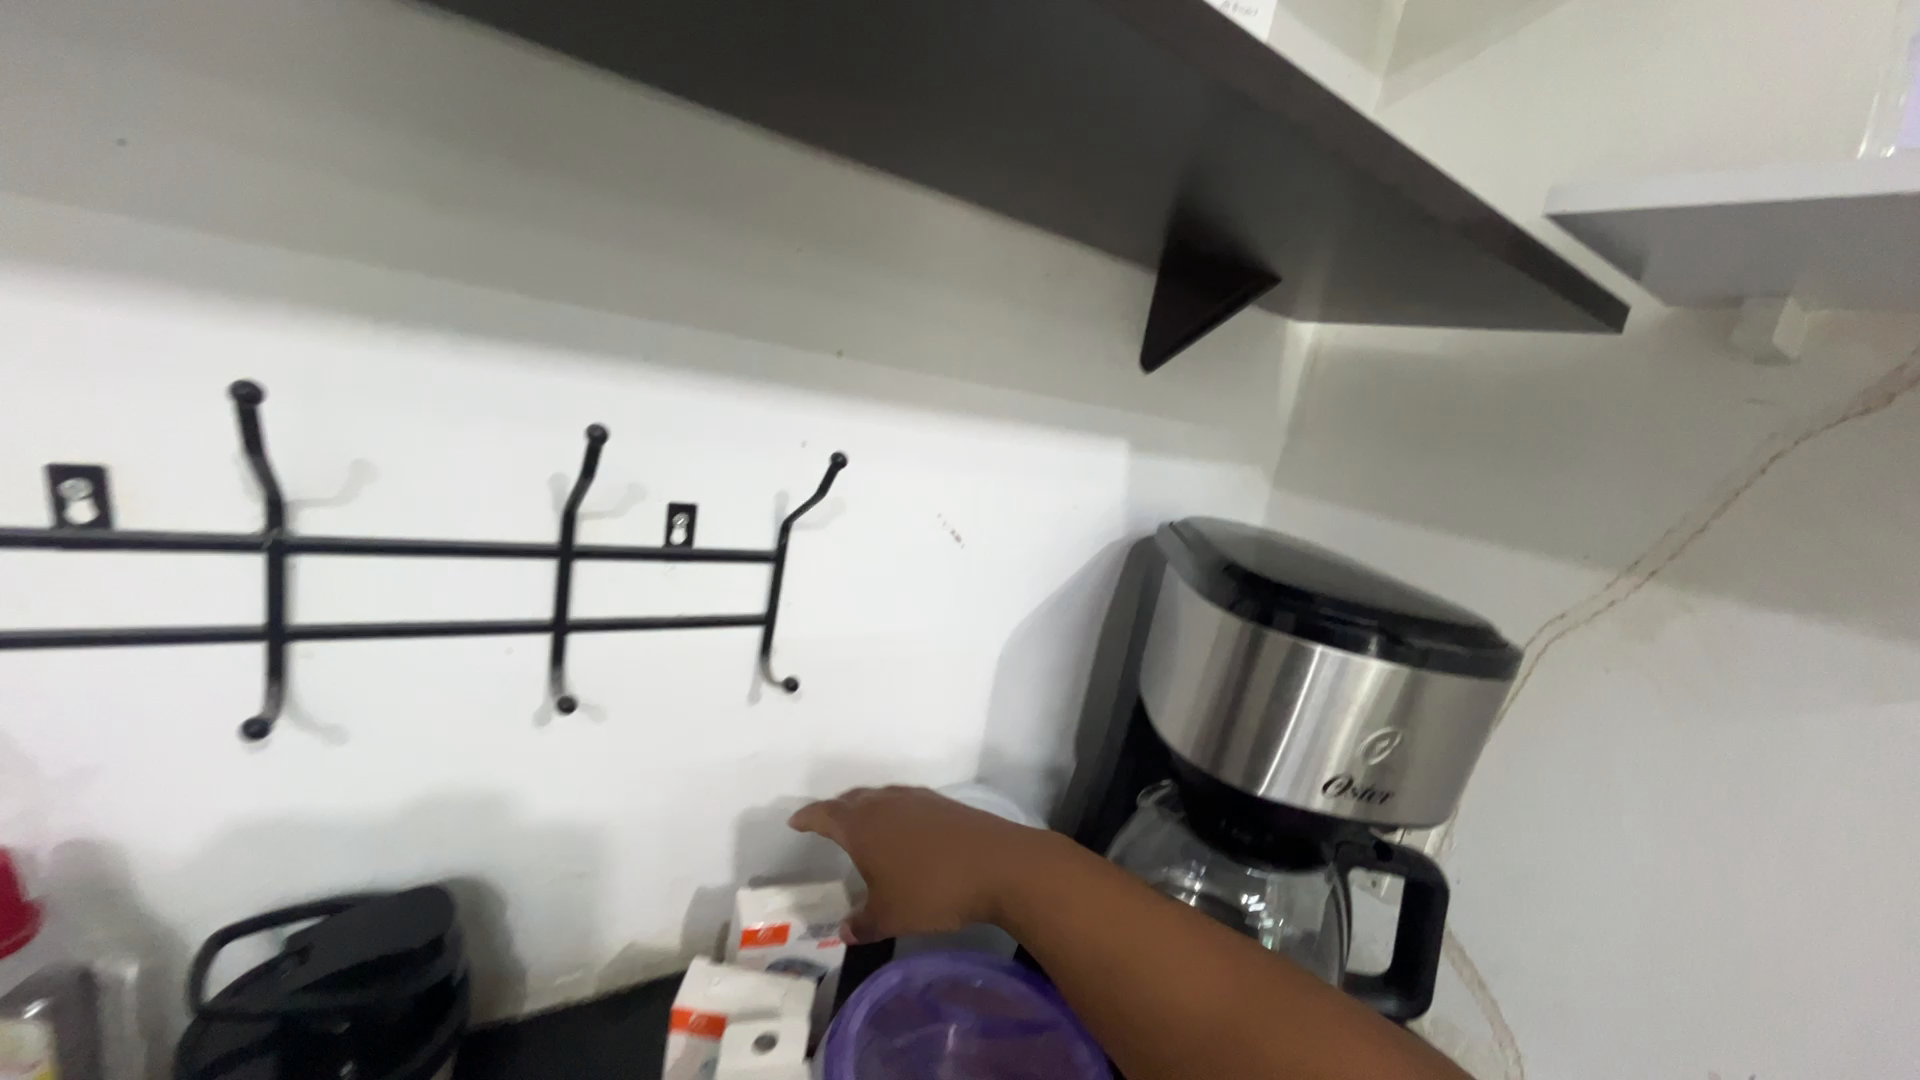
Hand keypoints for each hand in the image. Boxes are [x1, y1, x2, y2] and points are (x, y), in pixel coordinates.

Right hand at [788, 786, 1054, 943]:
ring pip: (881, 797)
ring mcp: (917, 800)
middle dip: (836, 810)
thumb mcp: (891, 916)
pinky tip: (904, 829)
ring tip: (863, 824)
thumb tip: (844, 930)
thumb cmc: (933, 890)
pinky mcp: (944, 804)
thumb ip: (863, 923)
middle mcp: (886, 804)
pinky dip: (894, 811)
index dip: (808, 818)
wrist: (998, 865)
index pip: (826, 815)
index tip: (795, 821)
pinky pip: (906, 802)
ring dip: (867, 807)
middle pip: (852, 799)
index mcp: (863, 826)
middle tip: (826, 822)